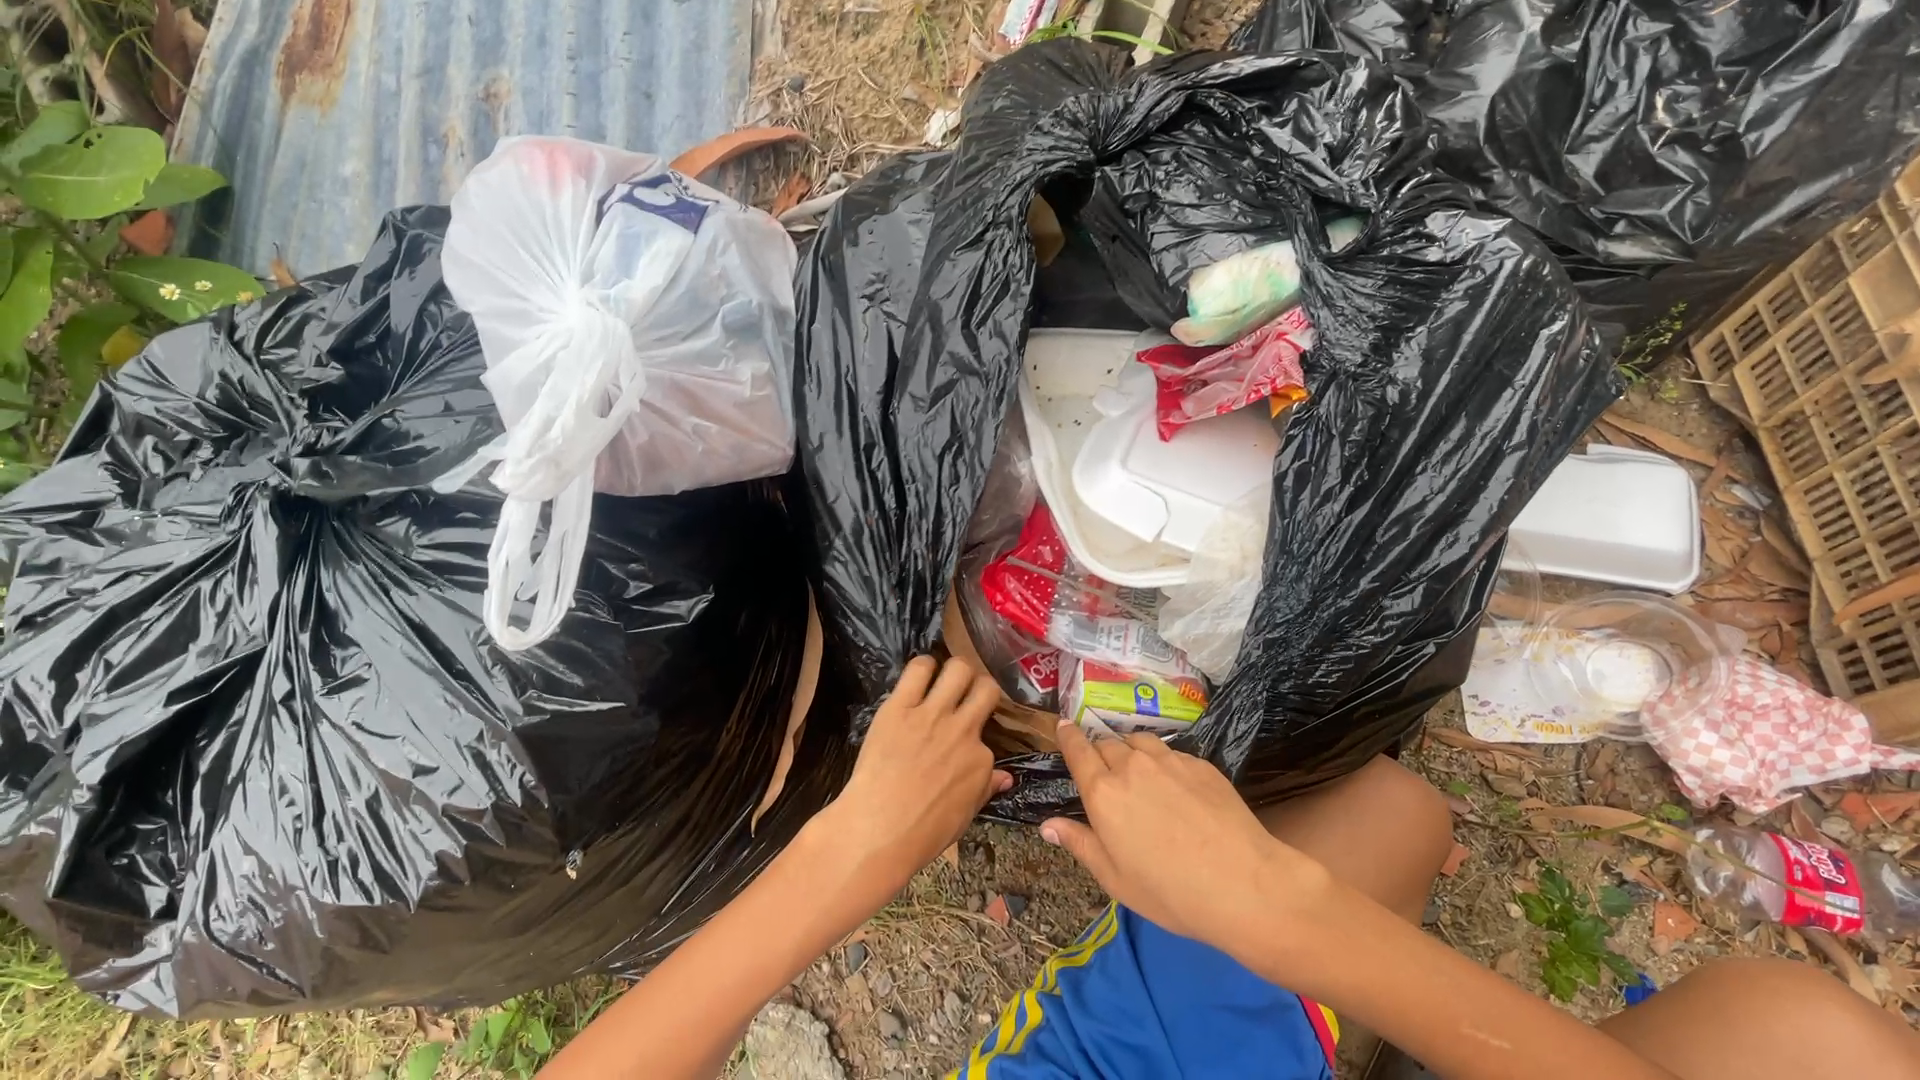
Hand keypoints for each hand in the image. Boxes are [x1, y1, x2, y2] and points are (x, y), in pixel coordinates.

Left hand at [814, 657, 1010, 894]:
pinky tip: (921, 672)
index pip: (988, 736)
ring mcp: (932, 715)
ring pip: (957, 670)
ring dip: (955, 669)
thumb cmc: (922, 833)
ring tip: (945, 677)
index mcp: (981, 760)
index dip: (976, 736)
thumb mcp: (964, 816)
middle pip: (985, 688)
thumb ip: (985, 789)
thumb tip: (1006, 777)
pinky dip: (923, 665)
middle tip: (966, 693)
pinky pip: (918, 670)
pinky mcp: (900, 707)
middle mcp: (963, 730)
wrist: (880, 829)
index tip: (964, 740)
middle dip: (979, 686)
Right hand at [1040, 719, 1335, 959]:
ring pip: (1140, 741)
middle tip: (1103, 769)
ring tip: (1137, 770)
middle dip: (1099, 750)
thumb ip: (1080, 844)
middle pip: (1107, 742)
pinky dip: (1163, 761)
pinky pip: (1172, 752)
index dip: (1068, 736)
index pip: (1078, 750)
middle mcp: (1132, 766)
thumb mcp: (1115, 879)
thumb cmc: (1170, 891)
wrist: (1244, 884)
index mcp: (1103, 793)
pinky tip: (1175, 787)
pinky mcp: (1202, 765)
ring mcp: (1170, 761)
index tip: (1063, 725)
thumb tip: (1047, 825)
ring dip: (1131, 750)